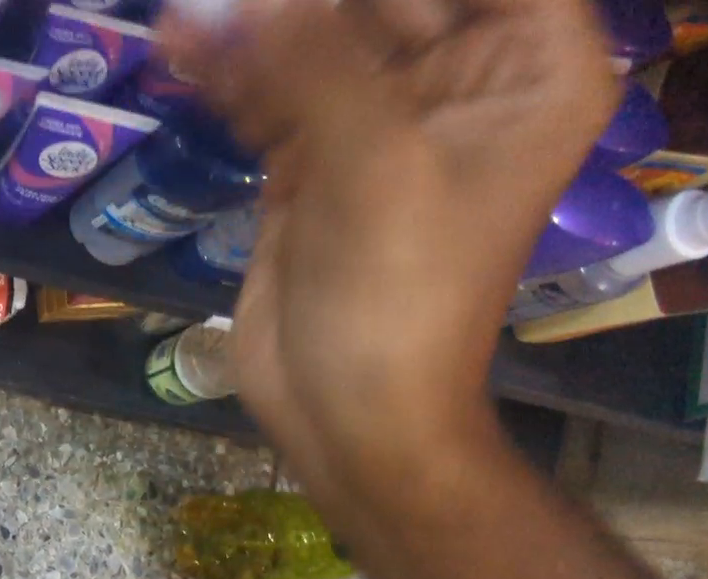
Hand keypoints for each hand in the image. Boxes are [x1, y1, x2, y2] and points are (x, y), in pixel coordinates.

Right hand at [158, 0, 619, 515]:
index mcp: (527, 70)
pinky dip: (227, 83)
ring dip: (252, 33)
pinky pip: (269, 105)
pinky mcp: (309, 172)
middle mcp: (458, 88)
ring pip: (313, 50)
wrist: (346, 409)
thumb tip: (251, 0)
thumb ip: (315, 67)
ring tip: (187, 13)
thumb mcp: (371, 166)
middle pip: (381, 5)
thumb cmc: (395, 296)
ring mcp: (374, 132)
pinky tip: (181, 54)